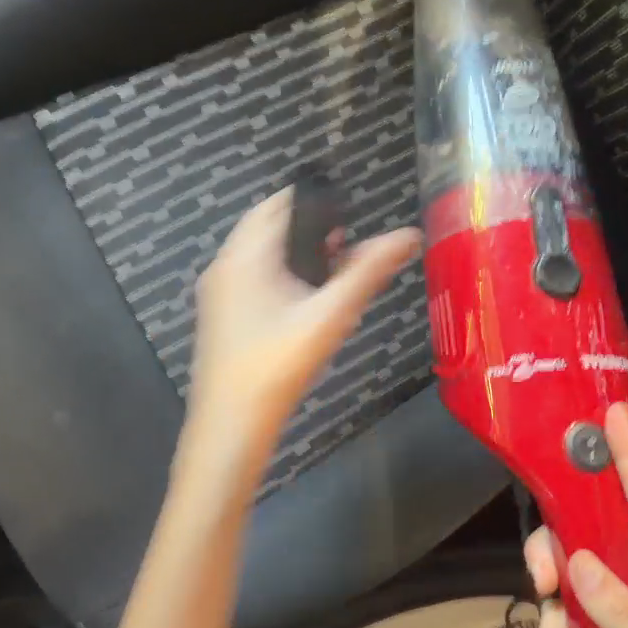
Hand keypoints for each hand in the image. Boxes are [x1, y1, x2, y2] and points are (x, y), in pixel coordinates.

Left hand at [177, 187, 420, 490]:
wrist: (230, 426)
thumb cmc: (278, 365)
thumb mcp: (331, 315)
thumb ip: (369, 271)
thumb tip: (409, 235)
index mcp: (245, 254)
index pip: (278, 202)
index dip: (315, 202)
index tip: (349, 217)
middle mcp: (225, 265)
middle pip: (269, 227)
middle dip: (310, 231)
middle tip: (347, 250)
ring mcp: (218, 293)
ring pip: (261, 256)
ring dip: (298, 257)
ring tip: (335, 279)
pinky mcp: (221, 317)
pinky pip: (253, 280)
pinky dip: (282, 279)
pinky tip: (308, 308)